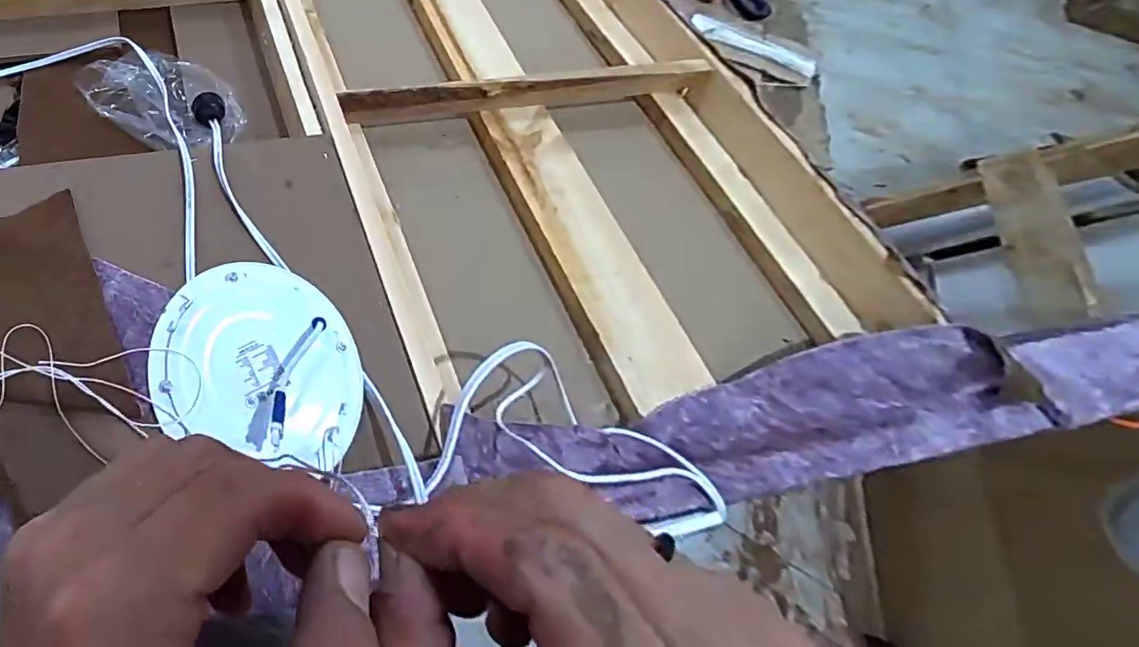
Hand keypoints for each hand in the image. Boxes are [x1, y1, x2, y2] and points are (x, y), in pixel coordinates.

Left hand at [1, 435, 367, 644]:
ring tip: (259, 559)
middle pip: (205, 461)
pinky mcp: (41, 533)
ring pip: (172, 455)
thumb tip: (344, 545)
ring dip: (232, 492)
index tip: (350, 529)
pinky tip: (201, 563)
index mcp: (111, 596)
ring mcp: (47, 530)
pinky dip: (187, 498)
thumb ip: (304, 624)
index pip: (232, 494)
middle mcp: (71, 541)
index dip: (305, 499)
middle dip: (273, 492)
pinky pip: (136, 475)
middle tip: (312, 544)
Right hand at [378, 473, 811, 646]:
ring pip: (592, 512)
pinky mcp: (742, 605)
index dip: (454, 527)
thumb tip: (405, 571)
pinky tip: (549, 616)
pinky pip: (626, 545)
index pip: (540, 552)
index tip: (396, 533)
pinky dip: (564, 554)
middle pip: (563, 507)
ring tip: (479, 595)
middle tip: (427, 554)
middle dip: (476, 510)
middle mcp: (699, 619)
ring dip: (514, 527)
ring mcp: (731, 604)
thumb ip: (474, 631)